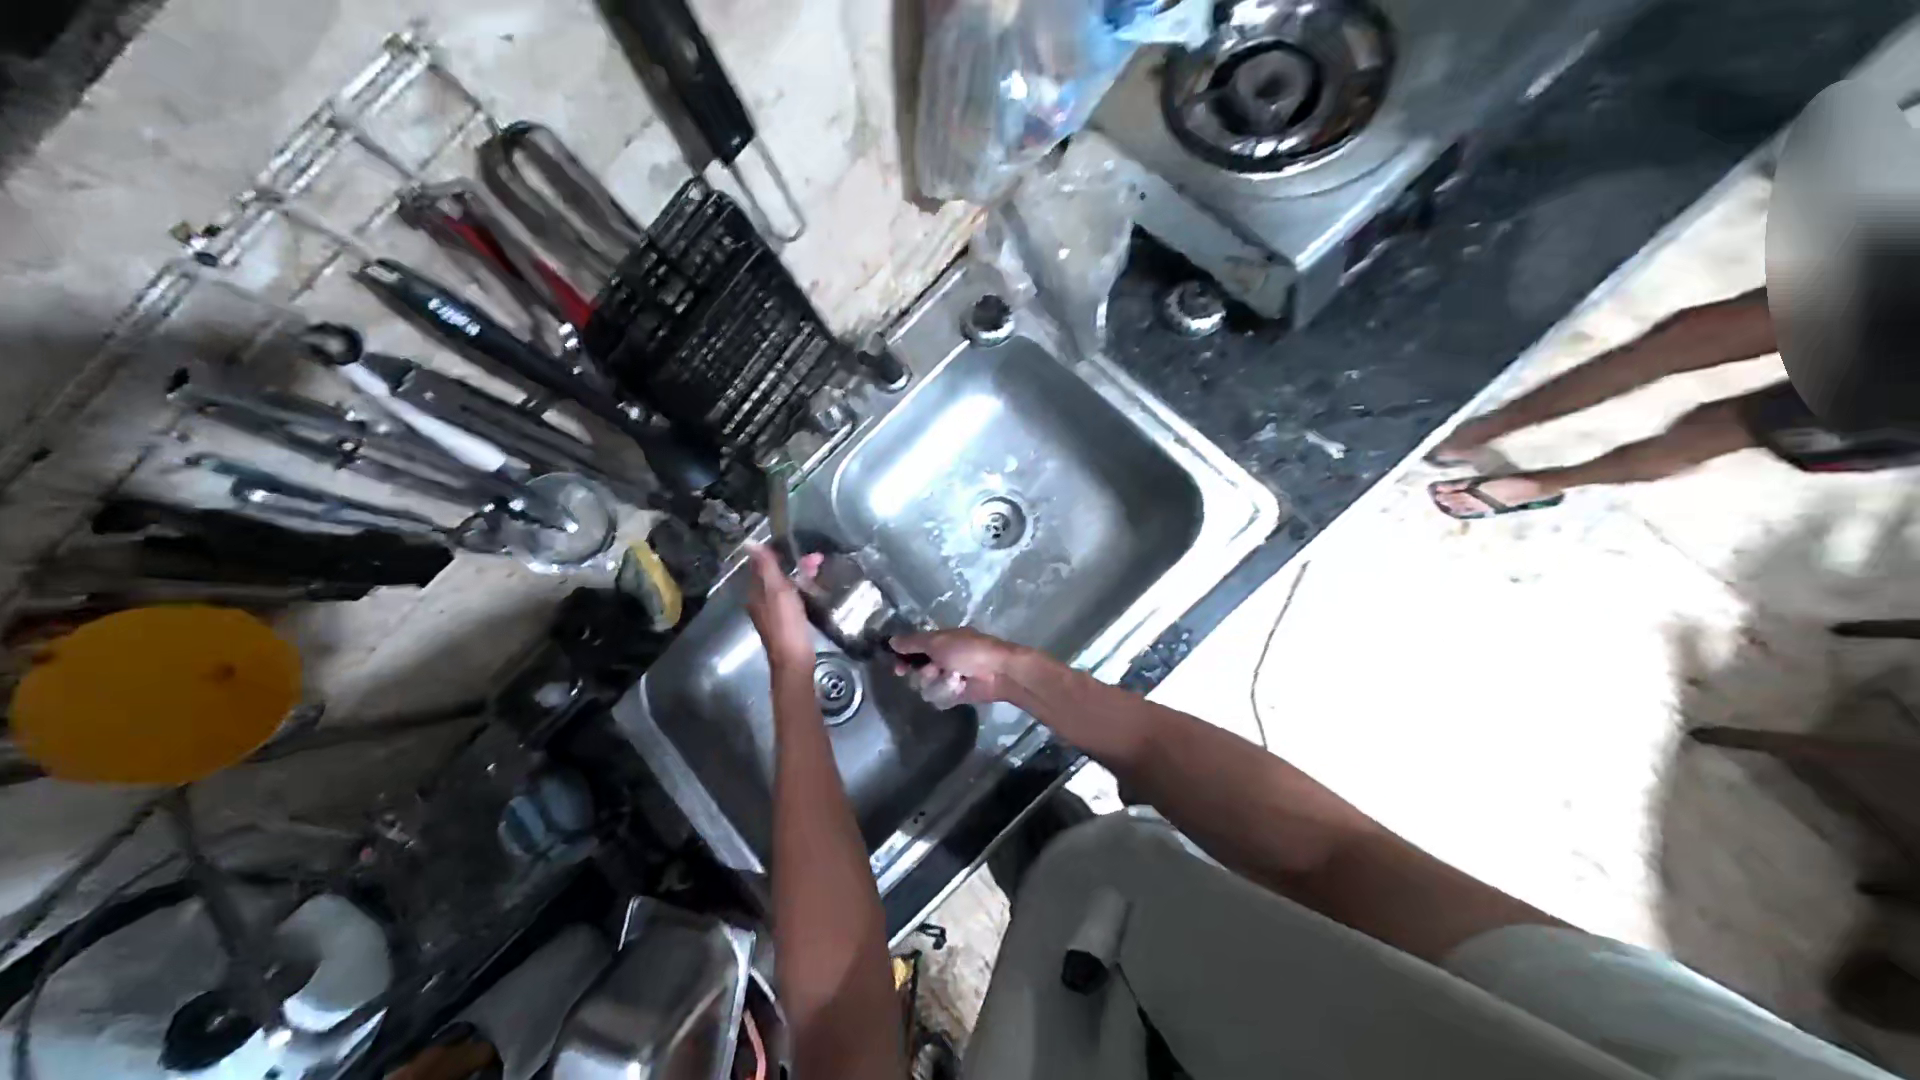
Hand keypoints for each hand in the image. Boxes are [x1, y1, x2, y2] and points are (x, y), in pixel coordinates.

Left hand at [744, 545, 822, 669]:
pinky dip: (803, 590)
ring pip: (786, 587)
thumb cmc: (786, 623)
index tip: (801, 546)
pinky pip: (793, 599)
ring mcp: (774, 613)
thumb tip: (749, 542)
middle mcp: (761, 602)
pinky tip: (816, 590)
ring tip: (821, 571)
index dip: (781, 553)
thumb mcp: (777, 590)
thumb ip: (766, 567)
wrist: (795, 660)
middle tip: (819, 560)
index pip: (763, 564)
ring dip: (802, 576)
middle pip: (777, 576)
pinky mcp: (787, 622)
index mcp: (756, 593)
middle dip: (796, 565)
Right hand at [889, 628, 1035, 706]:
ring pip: (928, 687)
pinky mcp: (957, 694)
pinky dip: (948, 694)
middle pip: (917, 672)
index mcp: (939, 642)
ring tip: (955, 679)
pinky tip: (959, 689)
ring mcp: (949, 677)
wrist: (998, 671)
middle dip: (925, 674)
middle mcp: (942, 659)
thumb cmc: (968, 650)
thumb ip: (913, 643)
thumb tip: (891, 641)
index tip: (899, 669)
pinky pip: (940, 698)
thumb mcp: (938, 642)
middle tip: (935, 671)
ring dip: (939, 684)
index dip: (904, 660)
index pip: (913, 651)